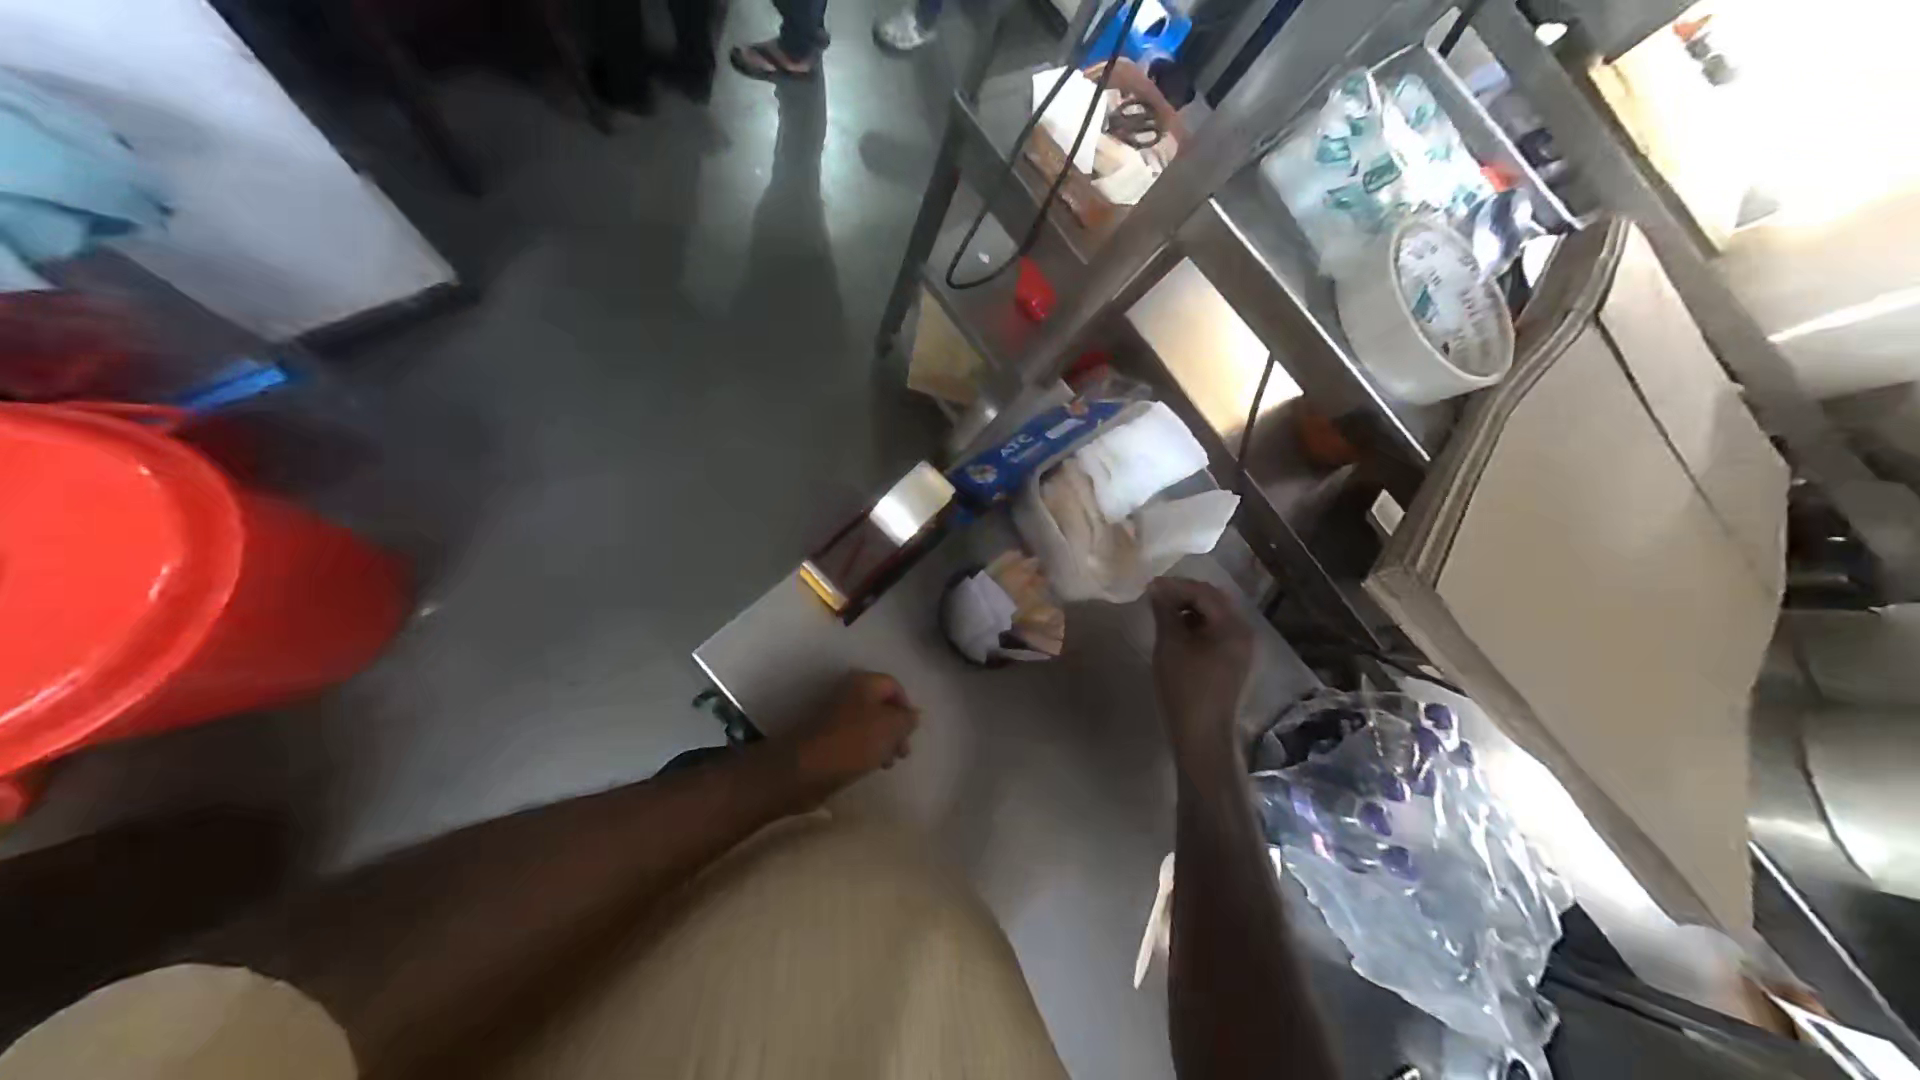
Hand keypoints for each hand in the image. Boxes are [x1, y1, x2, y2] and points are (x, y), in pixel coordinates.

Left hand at [787, 672, 919, 790]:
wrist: (806, 769)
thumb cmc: (854, 742)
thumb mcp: (891, 728)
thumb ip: (907, 719)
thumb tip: (912, 715)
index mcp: (864, 682)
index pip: (894, 686)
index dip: (907, 708)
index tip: (911, 733)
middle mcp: (848, 692)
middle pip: (881, 705)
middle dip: (896, 728)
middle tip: (902, 752)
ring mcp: (834, 714)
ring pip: (868, 723)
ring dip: (882, 741)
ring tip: (887, 763)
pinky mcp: (825, 736)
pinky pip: (853, 737)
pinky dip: (865, 749)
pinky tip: (869, 765)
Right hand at [1148, 577, 1252, 763]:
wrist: (1202, 734)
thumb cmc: (1185, 688)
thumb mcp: (1170, 645)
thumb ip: (1164, 612)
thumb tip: (1156, 588)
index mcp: (1232, 626)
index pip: (1204, 591)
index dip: (1175, 585)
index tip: (1148, 585)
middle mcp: (1244, 632)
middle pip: (1213, 600)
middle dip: (1183, 594)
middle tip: (1154, 595)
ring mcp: (1242, 647)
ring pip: (1214, 615)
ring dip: (1189, 608)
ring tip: (1162, 611)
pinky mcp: (1235, 660)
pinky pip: (1216, 631)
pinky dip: (1196, 624)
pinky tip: (1176, 630)